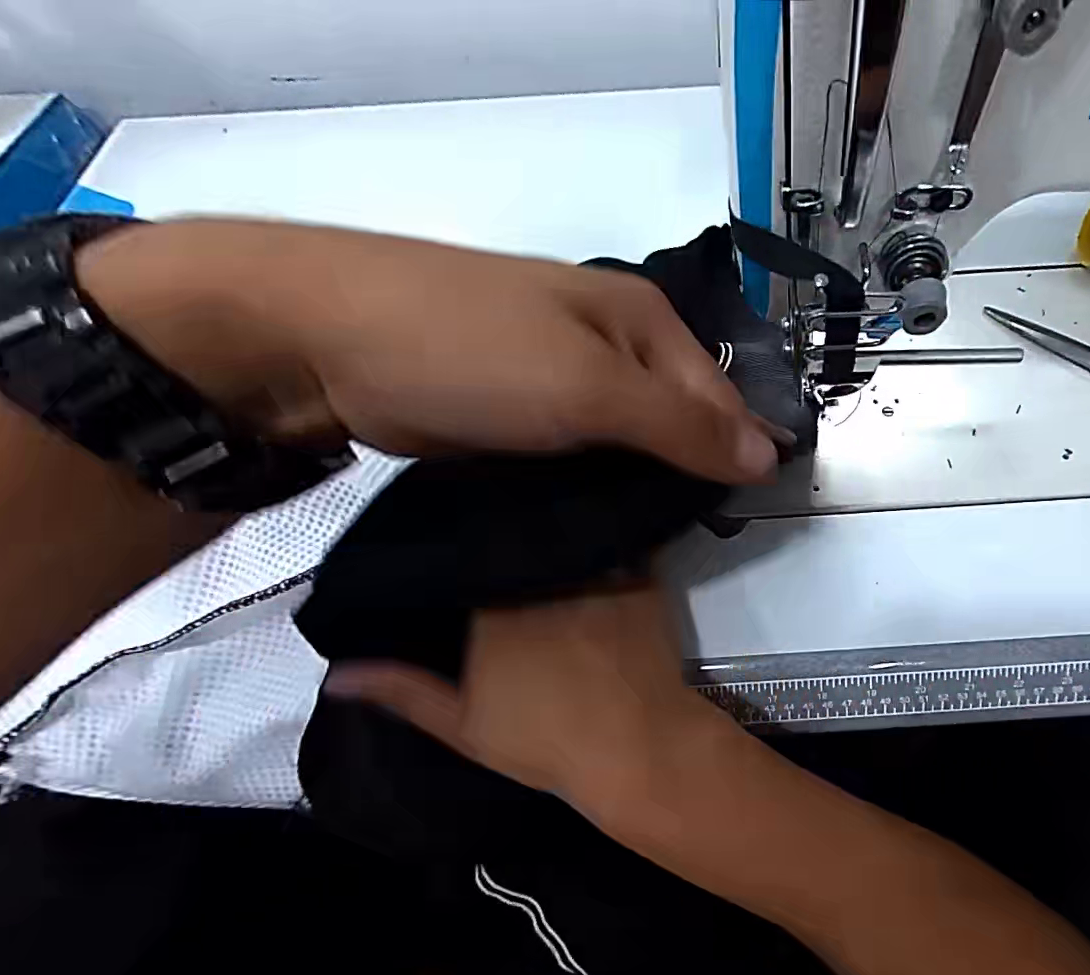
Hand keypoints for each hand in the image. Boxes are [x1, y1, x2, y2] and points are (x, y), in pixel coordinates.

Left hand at [77, 219, 779, 483]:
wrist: (317, 339)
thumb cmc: (470, 351)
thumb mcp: (590, 388)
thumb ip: (683, 426)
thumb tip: (772, 458)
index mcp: (643, 320)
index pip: (719, 398)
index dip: (735, 455)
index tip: (735, 519)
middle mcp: (613, 342)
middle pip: (678, 419)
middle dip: (688, 473)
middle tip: (690, 537)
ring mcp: (565, 374)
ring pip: (632, 440)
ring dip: (642, 483)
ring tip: (651, 538)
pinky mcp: (526, 409)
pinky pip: (586, 452)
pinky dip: (599, 484)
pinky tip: (605, 519)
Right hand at [320, 583, 739, 805]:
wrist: (635, 749)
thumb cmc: (547, 744)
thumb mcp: (465, 728)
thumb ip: (404, 694)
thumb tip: (338, 674)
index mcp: (493, 617)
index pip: (478, 575)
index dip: (483, 578)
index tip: (489, 582)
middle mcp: (543, 590)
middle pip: (527, 559)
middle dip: (524, 561)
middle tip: (532, 574)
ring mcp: (596, 584)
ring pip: (571, 551)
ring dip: (566, 553)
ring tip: (564, 555)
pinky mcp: (641, 586)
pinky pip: (623, 554)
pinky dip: (615, 555)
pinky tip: (609, 559)